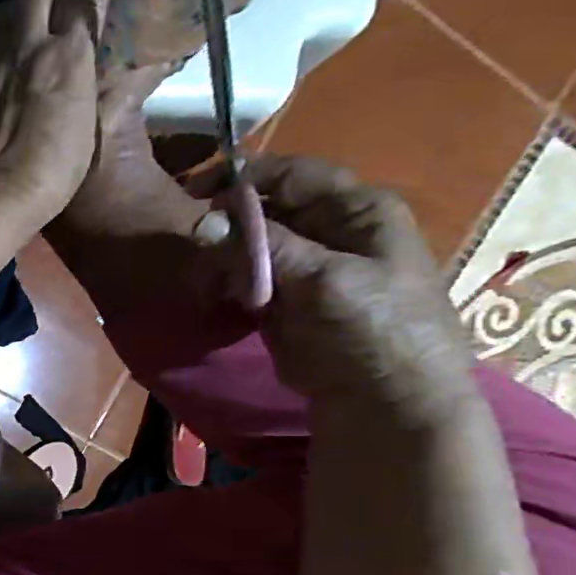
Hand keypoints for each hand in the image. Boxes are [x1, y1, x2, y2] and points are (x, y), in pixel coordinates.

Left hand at [0, 0, 115, 221]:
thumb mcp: (89, 125)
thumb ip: (80, 84)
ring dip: (20, 25)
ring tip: (31, 48)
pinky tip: (6, 89)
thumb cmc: (55, 171)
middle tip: (58, 0)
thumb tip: (79, 72)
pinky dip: (1, 66)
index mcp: (68, 54)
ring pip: (6, 20)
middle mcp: (27, 48)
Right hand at [200, 155, 478, 417]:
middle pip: (270, 209)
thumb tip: (202, 222)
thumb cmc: (371, 328)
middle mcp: (331, 231)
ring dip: (226, 255)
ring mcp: (306, 269)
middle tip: (192, 236)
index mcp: (357, 209)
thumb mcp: (324, 278)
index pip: (292, 174)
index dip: (245, 177)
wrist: (383, 400)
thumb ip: (265, 247)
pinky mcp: (286, 304)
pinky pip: (249, 280)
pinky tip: (210, 289)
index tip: (194, 188)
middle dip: (231, 220)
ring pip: (255, 247)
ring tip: (200, 270)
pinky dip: (229, 282)